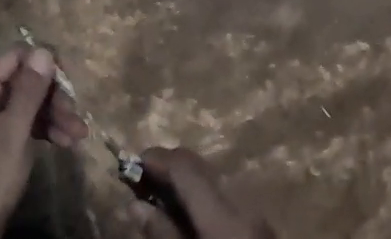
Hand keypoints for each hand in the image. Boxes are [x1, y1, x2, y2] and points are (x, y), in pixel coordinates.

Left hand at [0, 47, 89, 238]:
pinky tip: (68, 142)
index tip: (68, 79)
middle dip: (53, 97)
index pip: (14, 59)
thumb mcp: (13, 134)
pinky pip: (31, 124)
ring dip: (57, 116)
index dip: (41, 64)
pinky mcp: (6, 138)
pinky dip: (49, 130)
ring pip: (33, 104)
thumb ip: (28, 93)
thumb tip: (45, 51)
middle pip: (27, 83)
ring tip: (79, 135)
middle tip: (75, 117)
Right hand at [137, 148, 274, 238]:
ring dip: (185, 182)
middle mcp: (243, 204)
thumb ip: (163, 235)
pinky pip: (227, 196)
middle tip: (142, 186)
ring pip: (214, 178)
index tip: (129, 167)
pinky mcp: (262, 228)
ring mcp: (257, 215)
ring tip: (163, 204)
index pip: (183, 165)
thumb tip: (136, 206)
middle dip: (168, 168)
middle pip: (199, 165)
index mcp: (223, 215)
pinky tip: (190, 218)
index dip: (153, 159)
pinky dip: (203, 197)